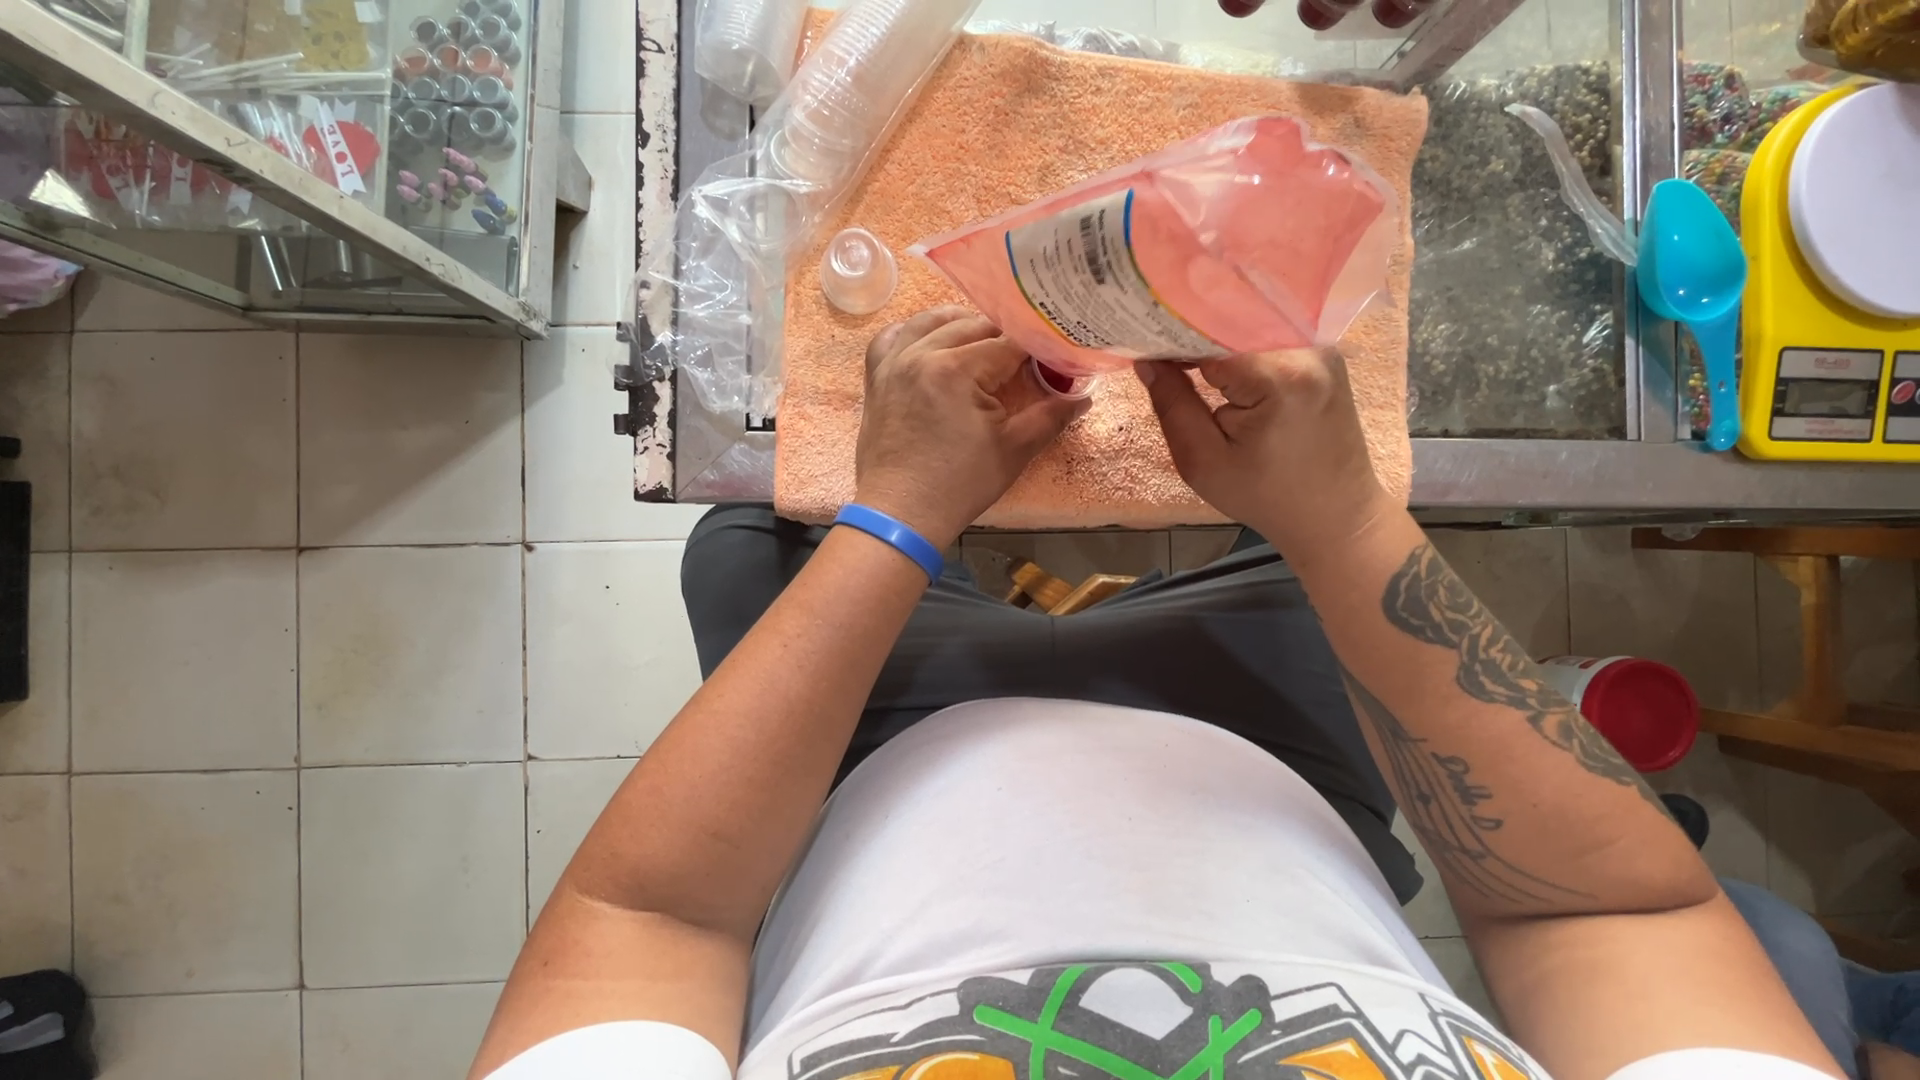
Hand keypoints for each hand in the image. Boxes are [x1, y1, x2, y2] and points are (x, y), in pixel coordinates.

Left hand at [854, 307, 1089, 547]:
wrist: (900, 514)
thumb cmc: (959, 486)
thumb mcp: (1014, 450)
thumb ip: (1050, 417)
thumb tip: (1083, 397)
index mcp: (956, 369)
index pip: (1007, 342)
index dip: (1035, 347)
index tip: (1053, 355)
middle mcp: (921, 354)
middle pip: (971, 325)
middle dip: (1003, 336)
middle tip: (1025, 356)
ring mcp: (893, 364)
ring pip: (930, 322)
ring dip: (961, 324)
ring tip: (984, 340)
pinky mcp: (877, 379)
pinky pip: (891, 338)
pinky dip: (913, 333)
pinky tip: (931, 341)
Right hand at [1135, 350, 1393, 562]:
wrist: (1335, 514)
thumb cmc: (1264, 496)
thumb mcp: (1202, 461)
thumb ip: (1172, 405)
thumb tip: (1146, 360)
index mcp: (1278, 375)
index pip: (1207, 333)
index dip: (1168, 336)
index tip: (1138, 344)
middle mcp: (1306, 348)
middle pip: (1231, 321)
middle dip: (1189, 331)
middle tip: (1152, 348)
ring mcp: (1320, 347)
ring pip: (1249, 325)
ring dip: (1213, 337)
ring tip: (1178, 353)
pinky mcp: (1323, 355)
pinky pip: (1269, 336)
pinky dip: (1238, 345)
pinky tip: (1215, 360)